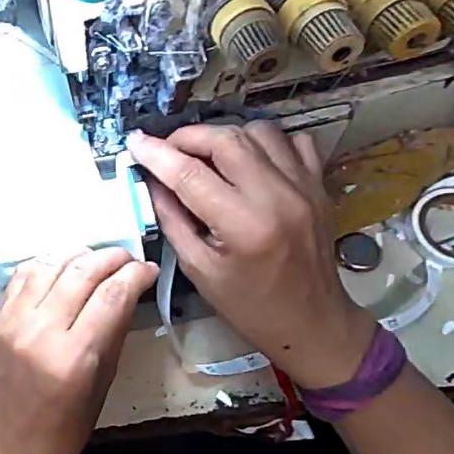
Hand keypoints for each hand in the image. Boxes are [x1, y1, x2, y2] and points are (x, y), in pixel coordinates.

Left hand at [0, 247, 158, 453]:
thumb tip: (130, 294)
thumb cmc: (60, 433)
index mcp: (72, 357)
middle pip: (81, 271)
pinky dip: (47, 264)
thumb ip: (113, 337)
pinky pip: (23, 275)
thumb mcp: (100, 389)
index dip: (136, 274)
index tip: (150, 270)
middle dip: (111, 258)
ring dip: (79, 255)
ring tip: (97, 261)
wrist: (3, 448)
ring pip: (49, 264)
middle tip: (129, 260)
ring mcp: (12, 321)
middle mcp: (40, 331)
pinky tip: (62, 269)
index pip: (111, 295)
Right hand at [126, 122, 375, 388]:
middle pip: (225, 139)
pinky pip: (291, 141)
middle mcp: (277, 196)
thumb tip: (153, 182)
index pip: (190, 173)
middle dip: (188, 137)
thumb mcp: (199, 270)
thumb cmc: (249, 306)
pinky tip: (248, 161)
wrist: (312, 322)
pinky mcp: (318, 185)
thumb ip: (173, 221)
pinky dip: (264, 143)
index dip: (157, 154)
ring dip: (225, 136)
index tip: (135, 143)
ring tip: (205, 155)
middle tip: (167, 151)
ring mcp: (303, 185)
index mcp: (244, 225)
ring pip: (258, 131)